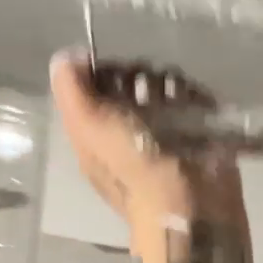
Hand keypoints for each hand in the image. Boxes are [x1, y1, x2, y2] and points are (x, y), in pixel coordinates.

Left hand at [48, 52, 237, 224]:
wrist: (189, 205)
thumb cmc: (134, 167)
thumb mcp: (89, 128)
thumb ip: (71, 91)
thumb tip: (65, 57)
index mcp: (97, 135)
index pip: (92, 90)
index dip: (98, 70)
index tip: (110, 62)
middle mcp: (128, 135)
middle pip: (129, 87)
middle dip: (137, 72)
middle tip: (147, 76)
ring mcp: (164, 136)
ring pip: (163, 91)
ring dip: (169, 80)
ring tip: (175, 86)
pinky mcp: (197, 137)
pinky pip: (193, 102)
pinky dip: (195, 94)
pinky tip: (195, 95)